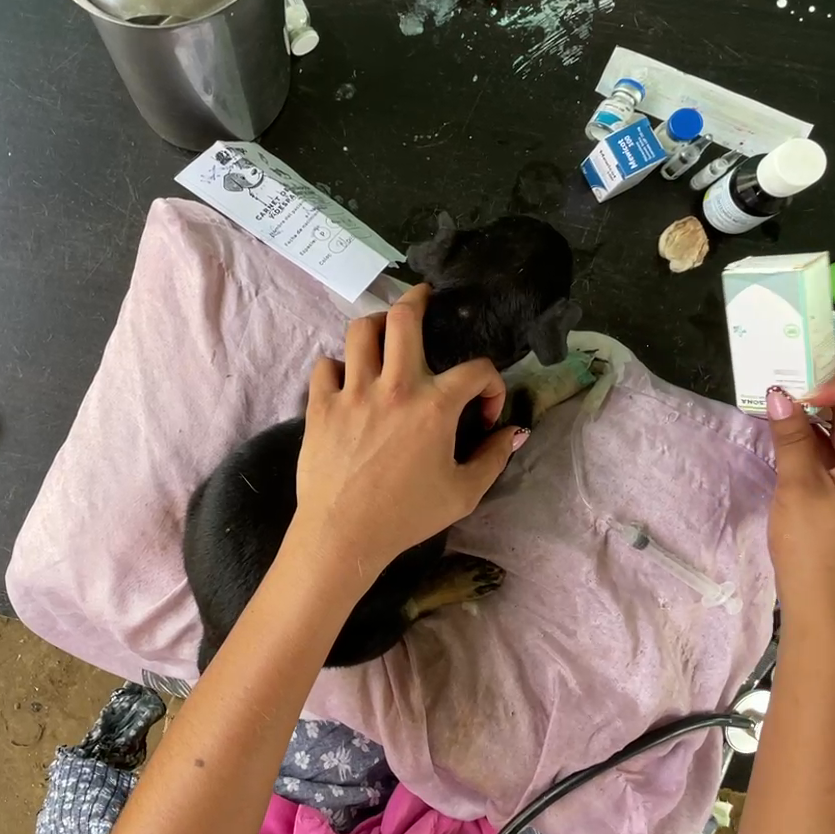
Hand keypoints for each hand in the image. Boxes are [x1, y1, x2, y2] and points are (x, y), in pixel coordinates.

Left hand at [293, 285, 525, 573]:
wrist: (343, 535)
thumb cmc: (406, 517)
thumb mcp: (463, 493)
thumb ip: (494, 458)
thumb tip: (514, 433)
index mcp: (434, 406)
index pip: (476, 369)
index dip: (491, 385)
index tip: (484, 411)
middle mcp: (394, 387)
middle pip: (404, 318)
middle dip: (418, 300)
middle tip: (424, 298)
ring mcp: (352, 392)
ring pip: (360, 332)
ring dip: (376, 326)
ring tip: (384, 332)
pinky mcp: (320, 406)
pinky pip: (324, 365)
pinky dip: (336, 366)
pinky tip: (346, 380)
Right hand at [765, 350, 834, 623]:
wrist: (822, 604)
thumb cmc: (816, 548)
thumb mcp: (798, 488)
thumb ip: (792, 438)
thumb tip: (777, 394)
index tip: (807, 388)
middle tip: (796, 362)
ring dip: (818, 409)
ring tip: (781, 389)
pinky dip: (812, 434)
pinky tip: (784, 425)